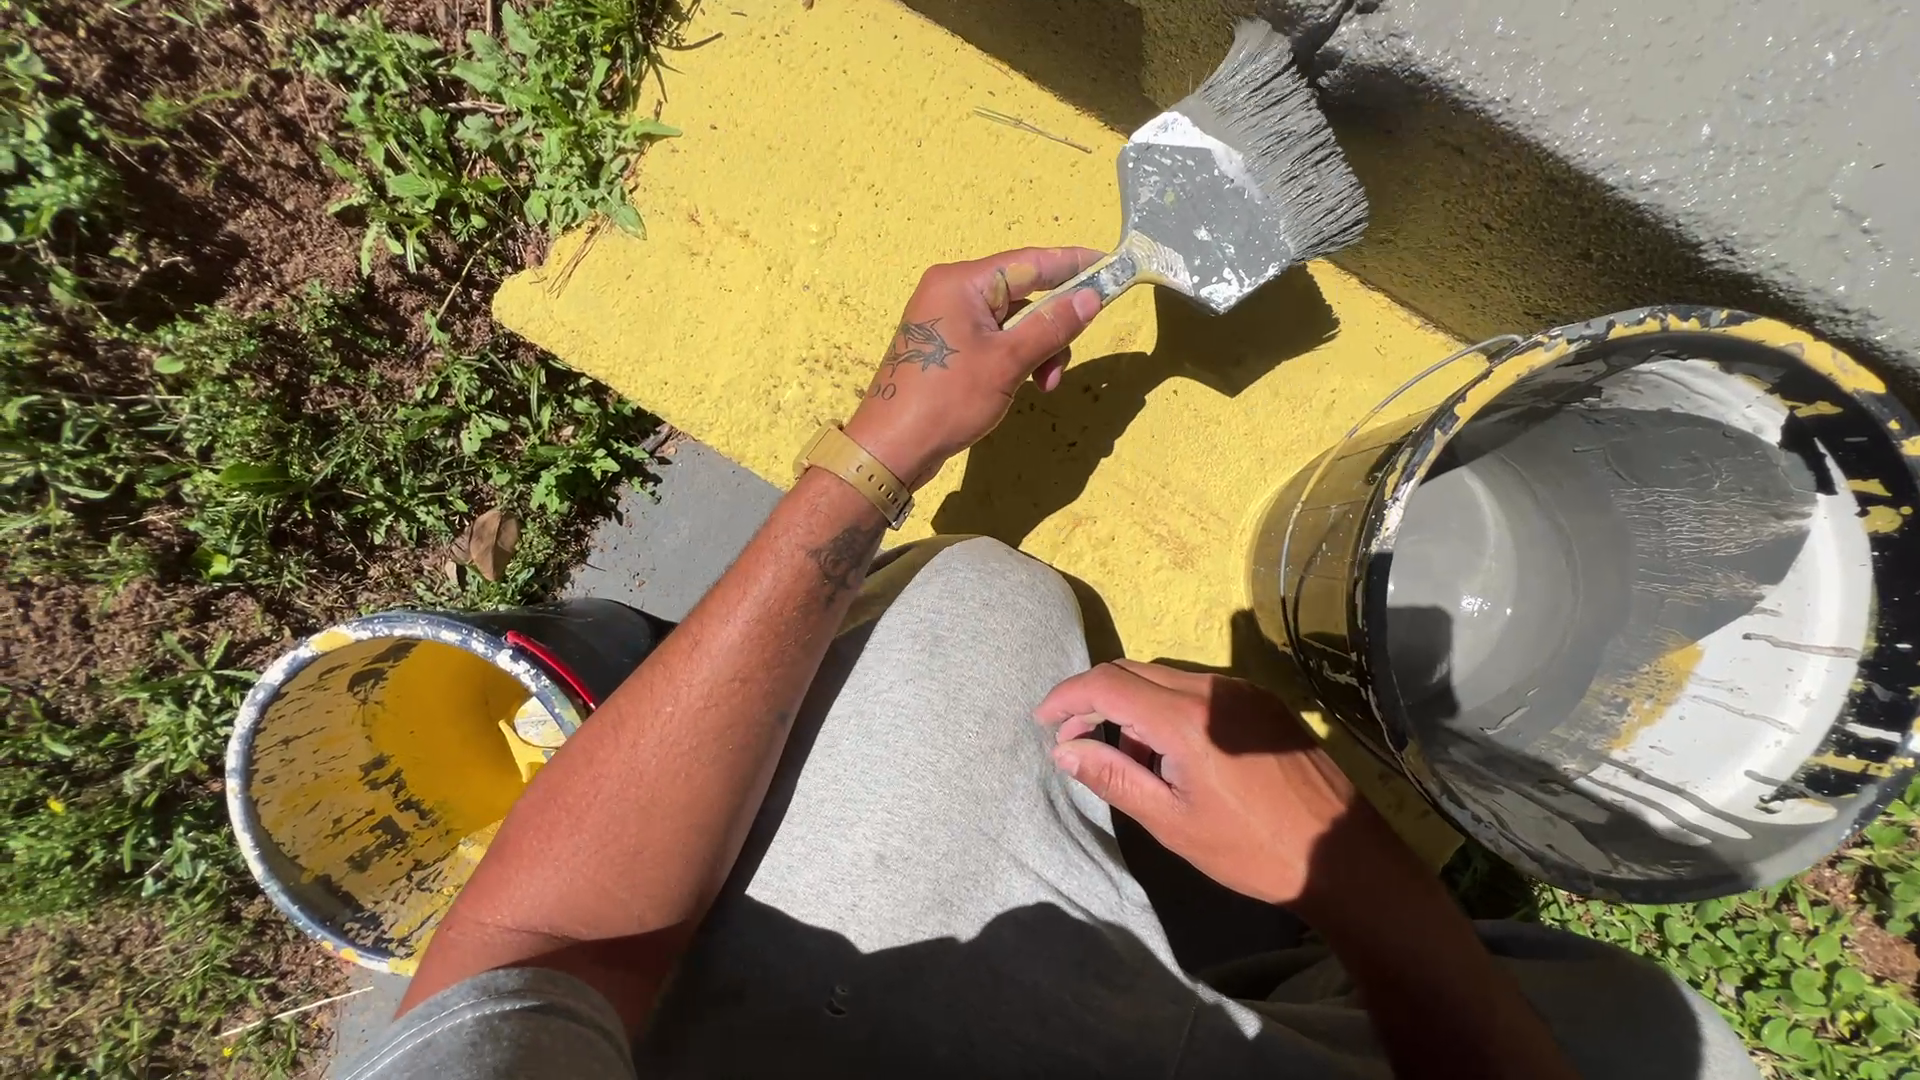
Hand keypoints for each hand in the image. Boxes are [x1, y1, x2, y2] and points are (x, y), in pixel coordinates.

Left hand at [844, 247, 1102, 487]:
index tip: (1111, 265)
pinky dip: (1015, 360)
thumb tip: (1091, 296)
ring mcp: (947, 321)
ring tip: (1044, 385)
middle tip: (1065, 362)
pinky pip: (993, 341)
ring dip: (1037, 350)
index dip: (1074, 264)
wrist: (892, 447)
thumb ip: (1051, 326)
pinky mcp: (946, 347)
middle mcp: (953, 292)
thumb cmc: (948, 400)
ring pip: (1012, 323)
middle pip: (1023, 293)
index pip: (1031, 261)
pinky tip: (1023, 386)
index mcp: (963, 282)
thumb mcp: (1007, 362)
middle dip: (1052, 327)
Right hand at [1035, 660, 1414, 915]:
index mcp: (1185, 718)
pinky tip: (1172, 751)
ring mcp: (1240, 690)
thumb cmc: (1251, 849)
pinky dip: (1165, 707)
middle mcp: (1211, 688)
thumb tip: (1064, 749)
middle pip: (1131, 671)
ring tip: (1126, 756)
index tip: (1042, 720)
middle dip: (1094, 698)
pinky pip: (1196, 688)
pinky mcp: (1260, 700)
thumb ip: (1113, 776)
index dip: (1067, 697)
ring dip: (1130, 704)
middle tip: (1074, 740)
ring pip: (1162, 677)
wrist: (1345, 857)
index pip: (1107, 684)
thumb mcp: (1171, 821)